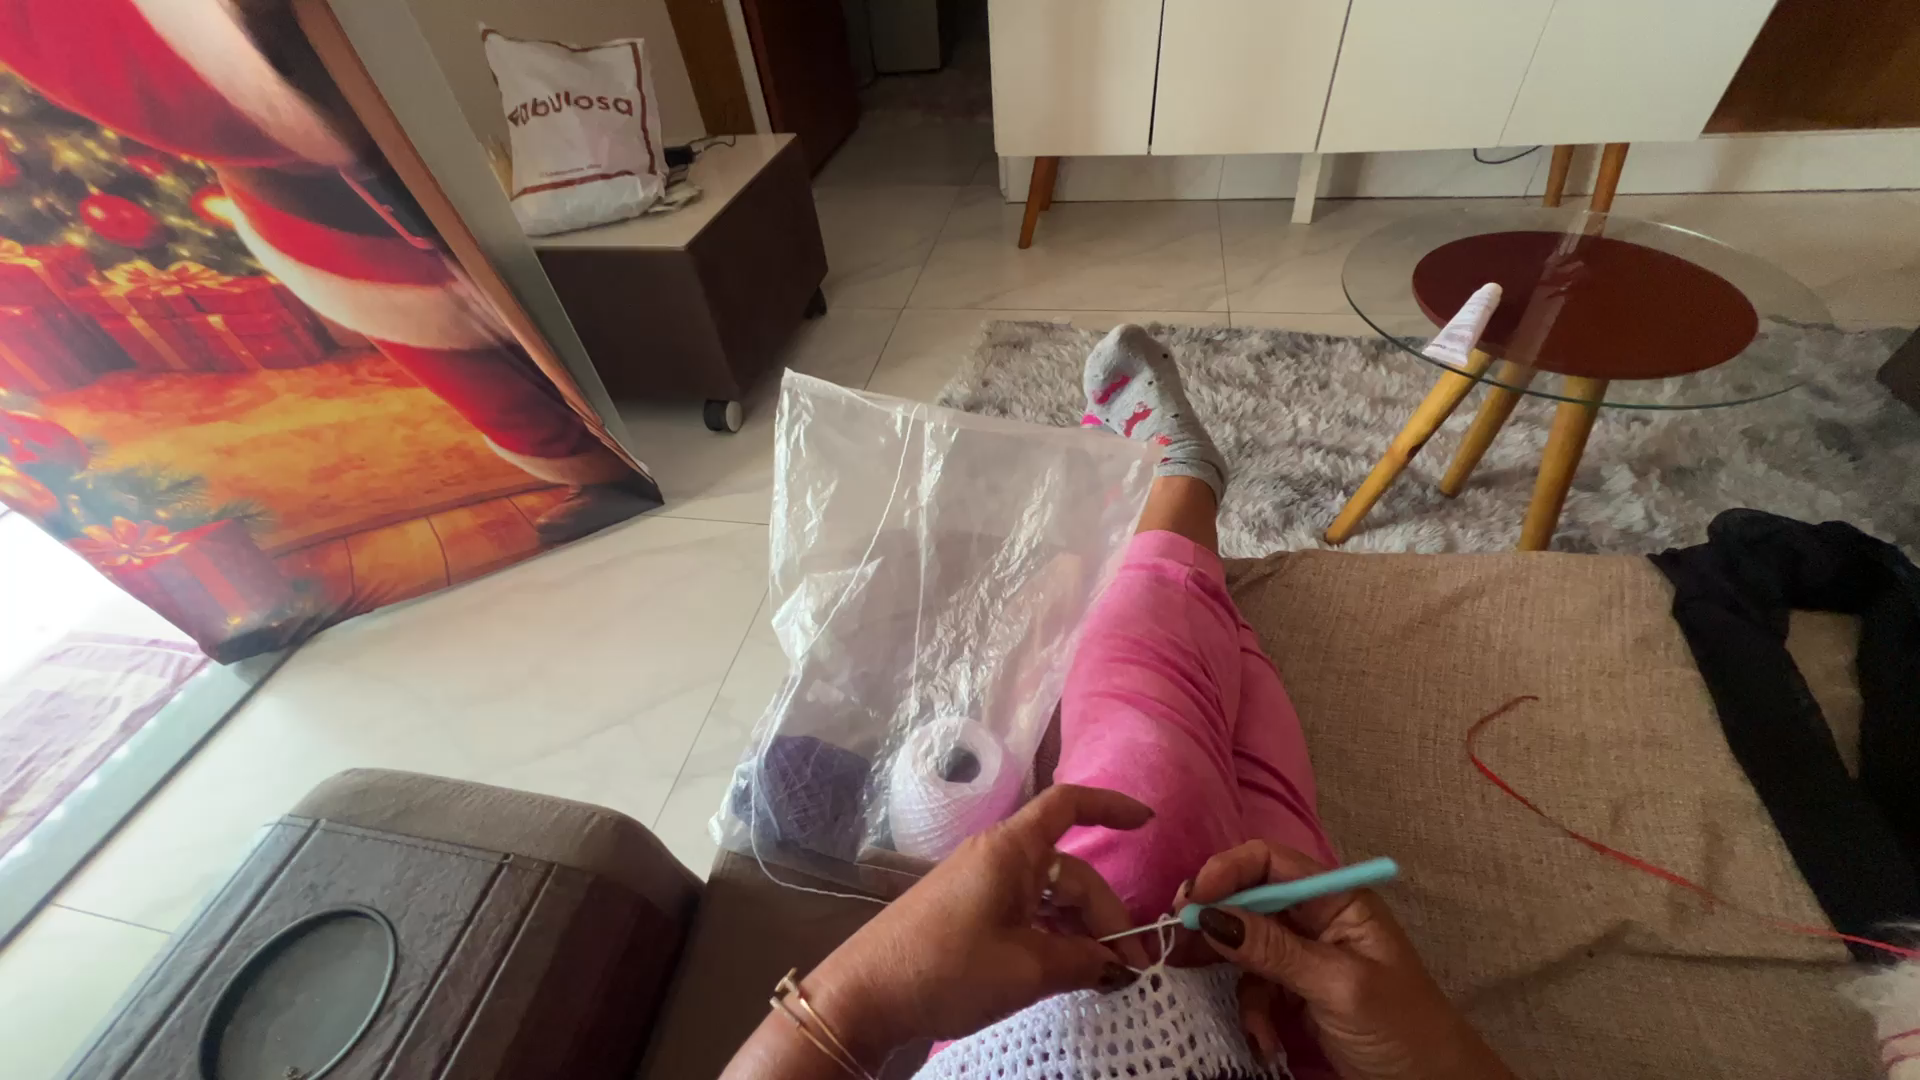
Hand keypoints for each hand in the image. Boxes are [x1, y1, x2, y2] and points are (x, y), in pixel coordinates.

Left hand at [802, 785, 1154, 1063]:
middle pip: (1067, 868)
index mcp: (1010, 849)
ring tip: (1103, 974)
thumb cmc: (947, 968)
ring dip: (1079, 927)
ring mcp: (982, 880)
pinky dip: (1052, 932)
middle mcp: (999, 854)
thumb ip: (1080, 960)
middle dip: (1103, 913)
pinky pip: (1025, 907)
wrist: (867, 992)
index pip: (1067, 805)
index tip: (1148, 821)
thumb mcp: (1025, 970)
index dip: (1109, 805)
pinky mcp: (971, 906)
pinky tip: (1068, 966)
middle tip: (1130, 968)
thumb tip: (1117, 964)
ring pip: (1048, 892)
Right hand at [1189, 840, 1515, 1079]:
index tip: (1194, 899)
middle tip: (1178, 938)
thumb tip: (1211, 915)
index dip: (1227, 871)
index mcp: (1335, 898)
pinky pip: (1253, 984)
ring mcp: (1302, 954)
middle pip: (1248, 898)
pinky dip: (1251, 1010)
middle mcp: (1314, 917)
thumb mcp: (1338, 986)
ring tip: (1216, 995)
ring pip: (1243, 943)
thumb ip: (1273, 948)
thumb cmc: (1404, 1032)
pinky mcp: (1294, 990)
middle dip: (1216, 921)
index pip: (1268, 861)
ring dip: (1230, 973)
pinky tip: (1262, 1039)